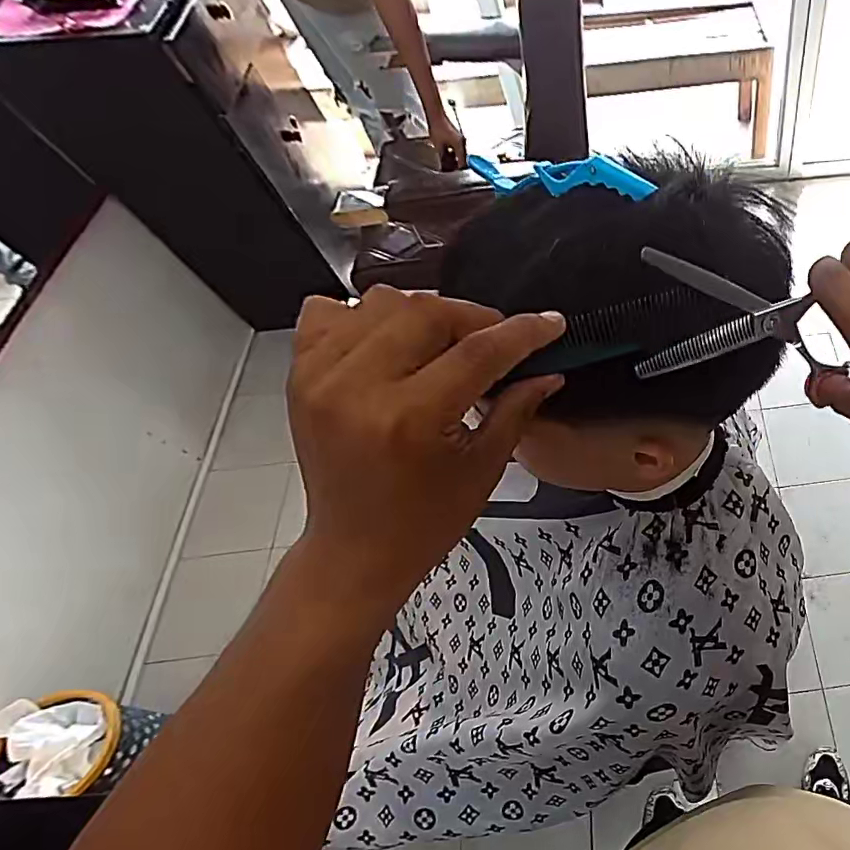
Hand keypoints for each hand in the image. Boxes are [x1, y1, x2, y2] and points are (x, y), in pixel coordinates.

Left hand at [287, 287, 562, 608]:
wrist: (360, 547)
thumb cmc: (425, 519)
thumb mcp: (486, 466)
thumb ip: (516, 409)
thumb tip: (546, 372)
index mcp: (411, 419)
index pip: (478, 351)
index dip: (522, 333)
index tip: (549, 324)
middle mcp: (358, 388)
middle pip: (427, 312)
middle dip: (476, 318)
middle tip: (502, 339)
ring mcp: (320, 377)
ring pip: (382, 302)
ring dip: (428, 313)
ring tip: (451, 343)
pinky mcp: (301, 375)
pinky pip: (332, 312)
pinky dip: (371, 317)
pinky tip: (397, 343)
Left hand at [428, 114, 465, 170]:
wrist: (435, 114)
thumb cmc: (437, 127)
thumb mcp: (438, 146)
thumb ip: (443, 158)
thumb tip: (444, 166)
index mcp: (460, 147)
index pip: (463, 163)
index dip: (457, 169)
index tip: (454, 172)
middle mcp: (463, 144)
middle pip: (462, 159)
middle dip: (456, 164)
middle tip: (450, 168)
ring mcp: (461, 140)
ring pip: (460, 153)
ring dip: (454, 158)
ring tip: (447, 160)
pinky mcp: (457, 137)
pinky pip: (457, 148)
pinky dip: (453, 152)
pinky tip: (447, 153)